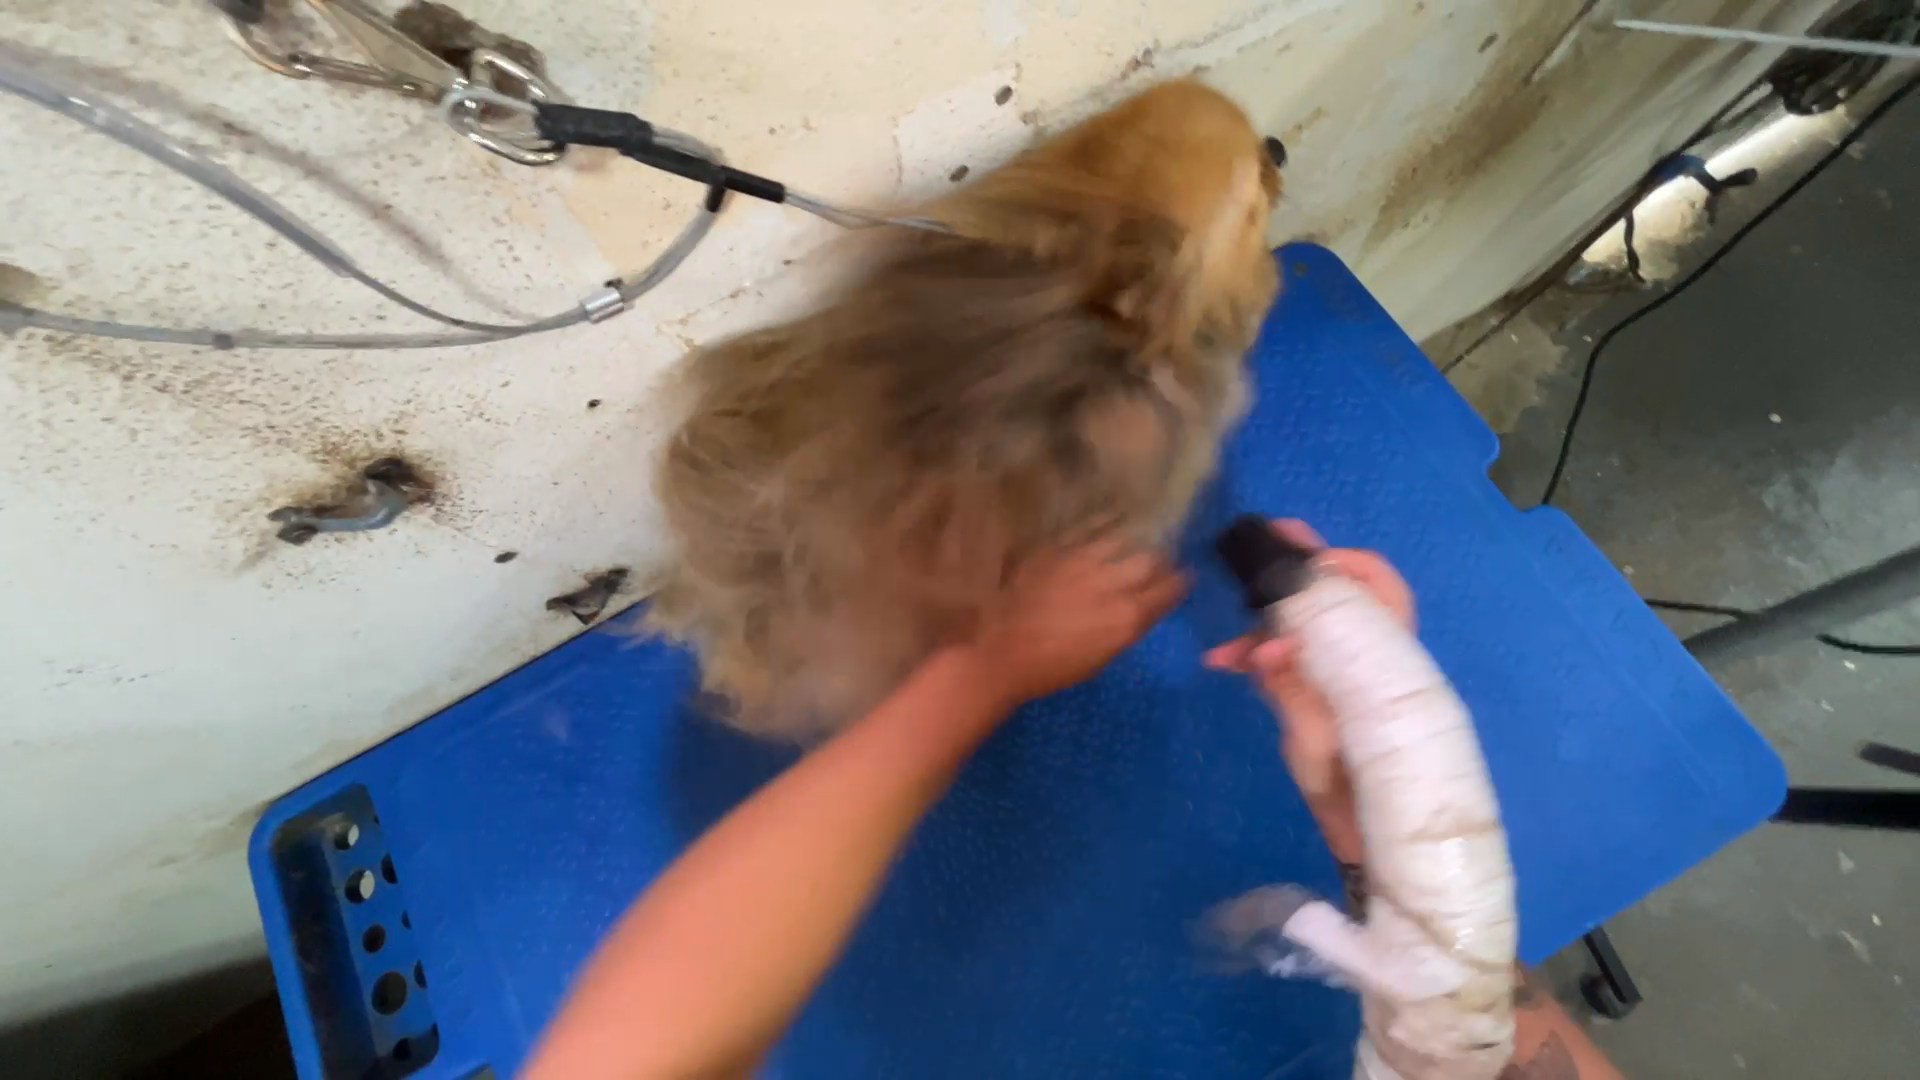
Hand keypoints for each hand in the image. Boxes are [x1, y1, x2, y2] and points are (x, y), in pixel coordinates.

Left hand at [961, 539, 1186, 709]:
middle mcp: (1111, 583)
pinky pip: (1088, 529)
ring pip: (1122, 540)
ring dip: (1133, 542)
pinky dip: (1104, 525)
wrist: (1001, 652)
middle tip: (1160, 561)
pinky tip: (1111, 521)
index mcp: (1127, 617)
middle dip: (1160, 560)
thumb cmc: (1053, 667)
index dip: (1179, 582)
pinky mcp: (1056, 549)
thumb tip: (1139, 606)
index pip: (1168, 589)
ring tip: (1136, 540)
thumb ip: (1125, 625)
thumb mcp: (1102, 655)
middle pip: (1150, 559)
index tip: (1183, 578)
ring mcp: (1082, 561)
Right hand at [1202, 521, 1412, 857]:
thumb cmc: (1355, 797)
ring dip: (1260, 626)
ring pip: (1300, 628)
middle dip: (1290, 576)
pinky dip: (1252, 655)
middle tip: (1252, 552)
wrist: (1364, 847)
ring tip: (1226, 650)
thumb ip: (1296, 689)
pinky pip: (1279, 660)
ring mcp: (1336, 678)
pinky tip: (1222, 663)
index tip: (1297, 554)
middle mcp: (1365, 660)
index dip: (1344, 563)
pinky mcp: (1310, 698)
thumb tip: (1267, 644)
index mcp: (1386, 662)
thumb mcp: (1322, 740)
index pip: (1379, 589)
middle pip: (1334, 597)